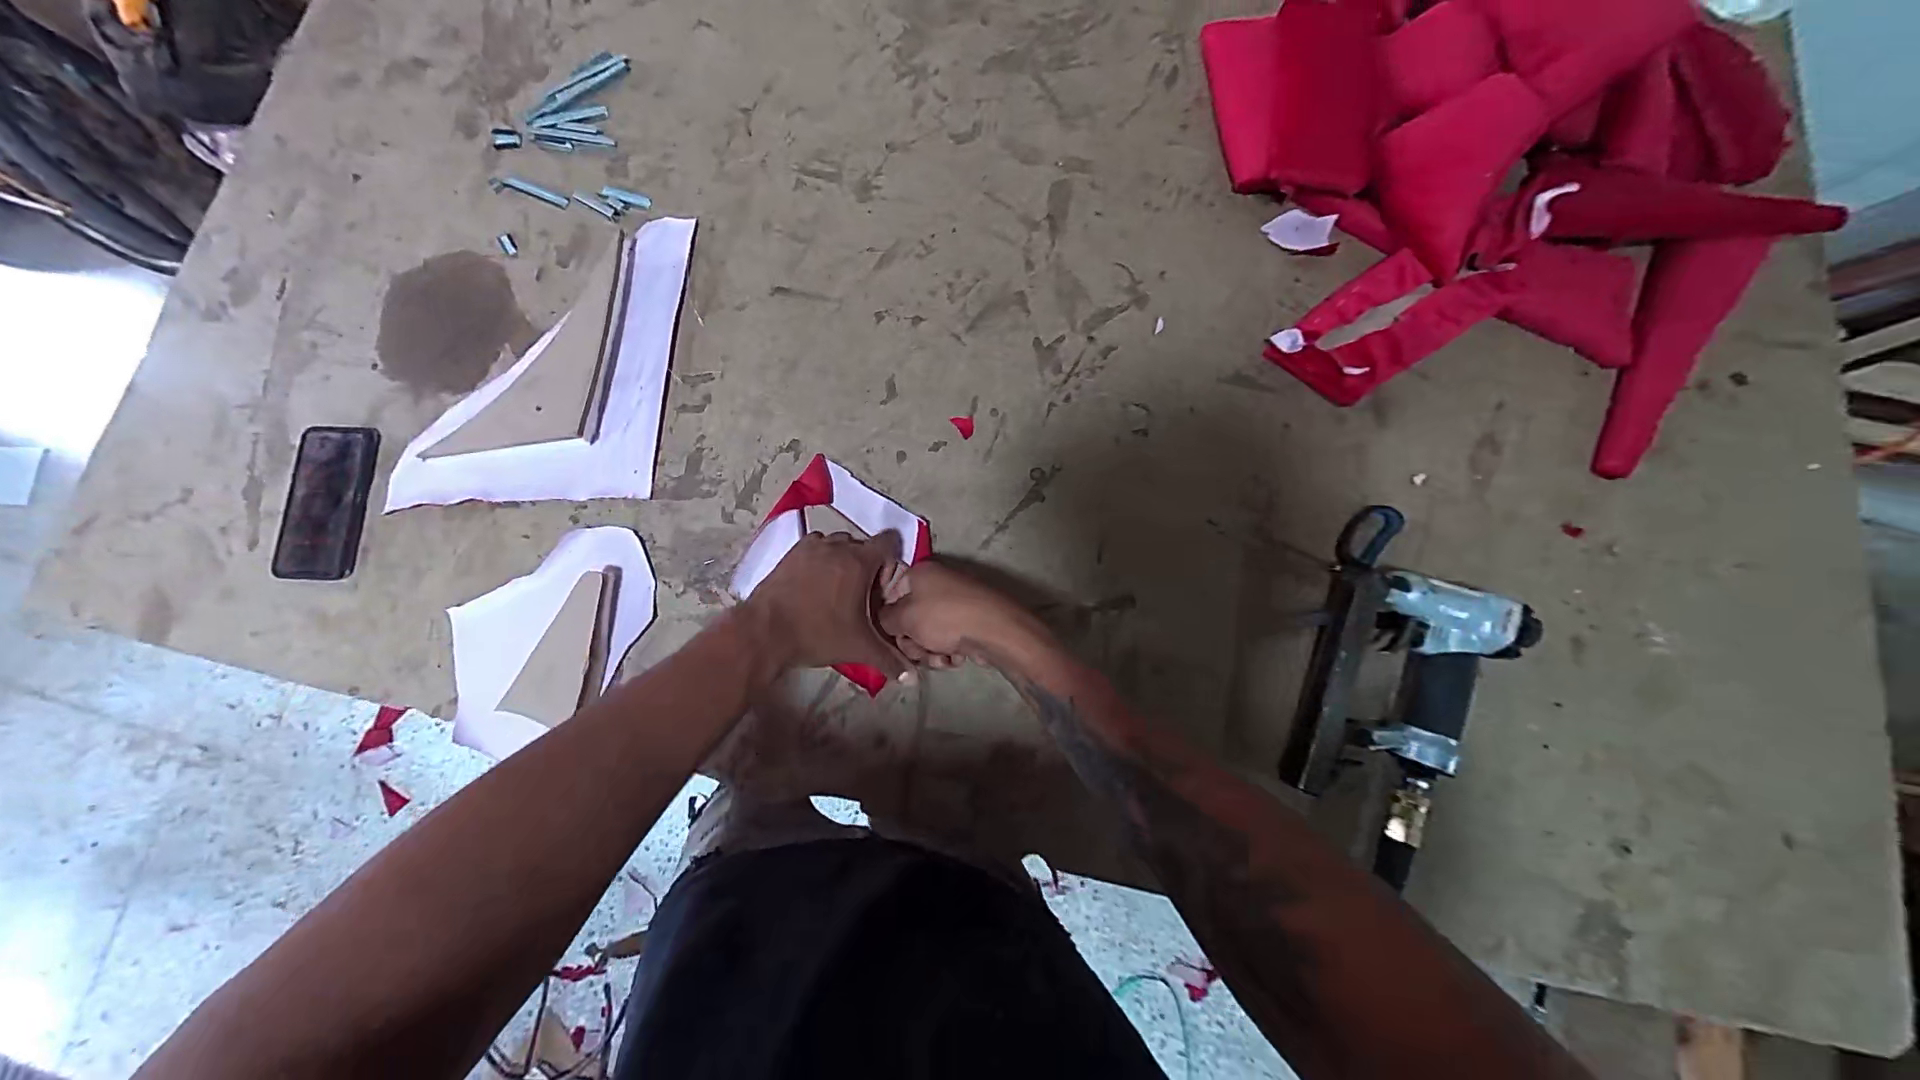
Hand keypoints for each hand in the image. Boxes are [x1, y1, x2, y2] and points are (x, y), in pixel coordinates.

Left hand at [741, 531, 912, 681]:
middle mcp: (837, 546)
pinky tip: (815, 584)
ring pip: (838, 544)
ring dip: (843, 560)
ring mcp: (812, 547)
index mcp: (859, 562)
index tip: (883, 586)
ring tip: (838, 589)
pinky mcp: (791, 553)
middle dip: (867, 565)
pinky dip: (821, 560)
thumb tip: (912, 678)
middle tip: (862, 594)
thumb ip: (889, 659)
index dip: (891, 562)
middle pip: (863, 546)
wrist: (764, 633)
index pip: (889, 542)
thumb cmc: (817, 634)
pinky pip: (816, 548)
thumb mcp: (858, 648)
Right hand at [876, 559, 1032, 669]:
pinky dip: (947, 651)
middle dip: (911, 641)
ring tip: (940, 657)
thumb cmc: (944, 618)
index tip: (891, 637)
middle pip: (909, 618)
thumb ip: (884, 619)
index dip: (887, 620)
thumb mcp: (903, 618)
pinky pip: (947, 638)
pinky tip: (955, 658)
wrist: (994, 630)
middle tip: (918, 650)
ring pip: (927, 633)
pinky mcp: (968, 621)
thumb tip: (882, 621)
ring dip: (929, 651)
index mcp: (919, 572)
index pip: (889, 595)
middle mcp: (937, 583)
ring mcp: (955, 602)